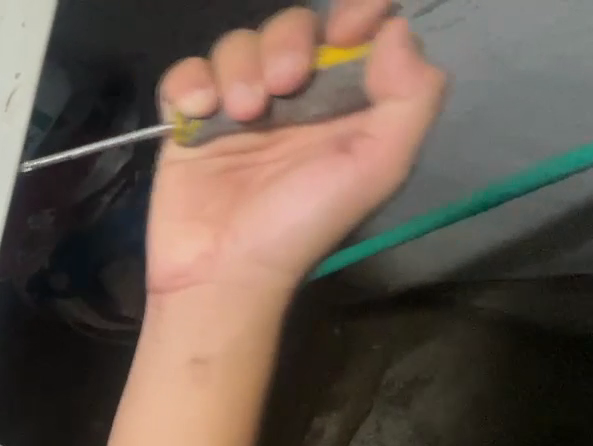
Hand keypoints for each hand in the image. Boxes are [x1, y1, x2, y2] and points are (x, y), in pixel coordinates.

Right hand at [147, 0, 446, 297]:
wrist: (223, 273)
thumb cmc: (302, 225)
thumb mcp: (380, 166)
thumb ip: (411, 94)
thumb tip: (390, 30)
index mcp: (342, 101)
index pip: (355, 27)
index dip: (356, 11)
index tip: (346, 30)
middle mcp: (289, 100)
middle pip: (289, 27)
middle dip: (287, 42)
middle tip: (283, 88)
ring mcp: (233, 114)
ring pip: (235, 46)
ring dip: (239, 67)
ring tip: (242, 114)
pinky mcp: (186, 132)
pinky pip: (181, 78)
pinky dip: (188, 83)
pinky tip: (198, 113)